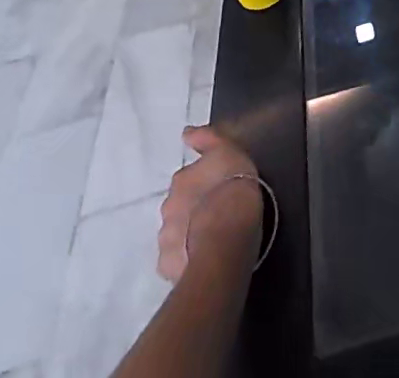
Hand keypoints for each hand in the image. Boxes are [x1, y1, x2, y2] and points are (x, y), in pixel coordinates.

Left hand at [156, 126, 262, 282]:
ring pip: (175, 234)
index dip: (201, 185)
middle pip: (178, 207)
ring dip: (188, 235)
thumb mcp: (229, 151)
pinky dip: (185, 260)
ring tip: (210, 241)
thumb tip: (186, 133)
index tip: (215, 190)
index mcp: (181, 181)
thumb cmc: (232, 188)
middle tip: (214, 216)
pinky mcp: (169, 266)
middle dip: (191, 210)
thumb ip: (207, 140)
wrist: (227, 236)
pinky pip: (176, 261)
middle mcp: (168, 206)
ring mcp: (166, 238)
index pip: (187, 179)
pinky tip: (202, 260)